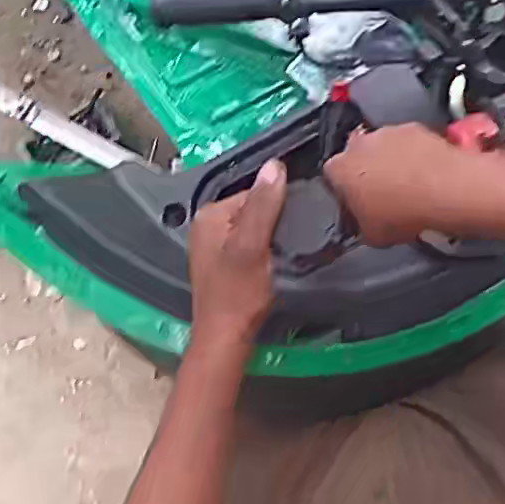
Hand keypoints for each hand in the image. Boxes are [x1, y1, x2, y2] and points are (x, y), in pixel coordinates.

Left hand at [187, 160, 287, 348]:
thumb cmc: (239, 294)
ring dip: (272, 235)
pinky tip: (274, 262)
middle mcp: (206, 225)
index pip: (254, 192)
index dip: (278, 204)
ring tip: (286, 252)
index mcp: (210, 215)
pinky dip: (264, 248)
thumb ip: (263, 205)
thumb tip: (275, 165)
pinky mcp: (224, 262)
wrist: (226, 338)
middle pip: (254, 208)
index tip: (297, 221)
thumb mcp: (253, 245)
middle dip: (275, 220)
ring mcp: (214, 245)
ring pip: (254, 226)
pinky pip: (250, 242)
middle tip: (295, 238)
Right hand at [322, 125, 490, 245]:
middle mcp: (359, 143)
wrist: (446, 191)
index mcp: (340, 169)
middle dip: (367, 170)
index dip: (345, 190)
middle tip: (383, 192)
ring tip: (409, 185)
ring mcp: (387, 131)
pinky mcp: (414, 127)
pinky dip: (414, 153)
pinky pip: (408, 141)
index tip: (357, 202)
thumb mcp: (373, 236)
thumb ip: (360, 224)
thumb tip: (365, 225)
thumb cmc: (406, 213)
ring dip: (391, 160)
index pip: (332, 176)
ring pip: (383, 145)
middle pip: (356, 155)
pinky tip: (426, 174)